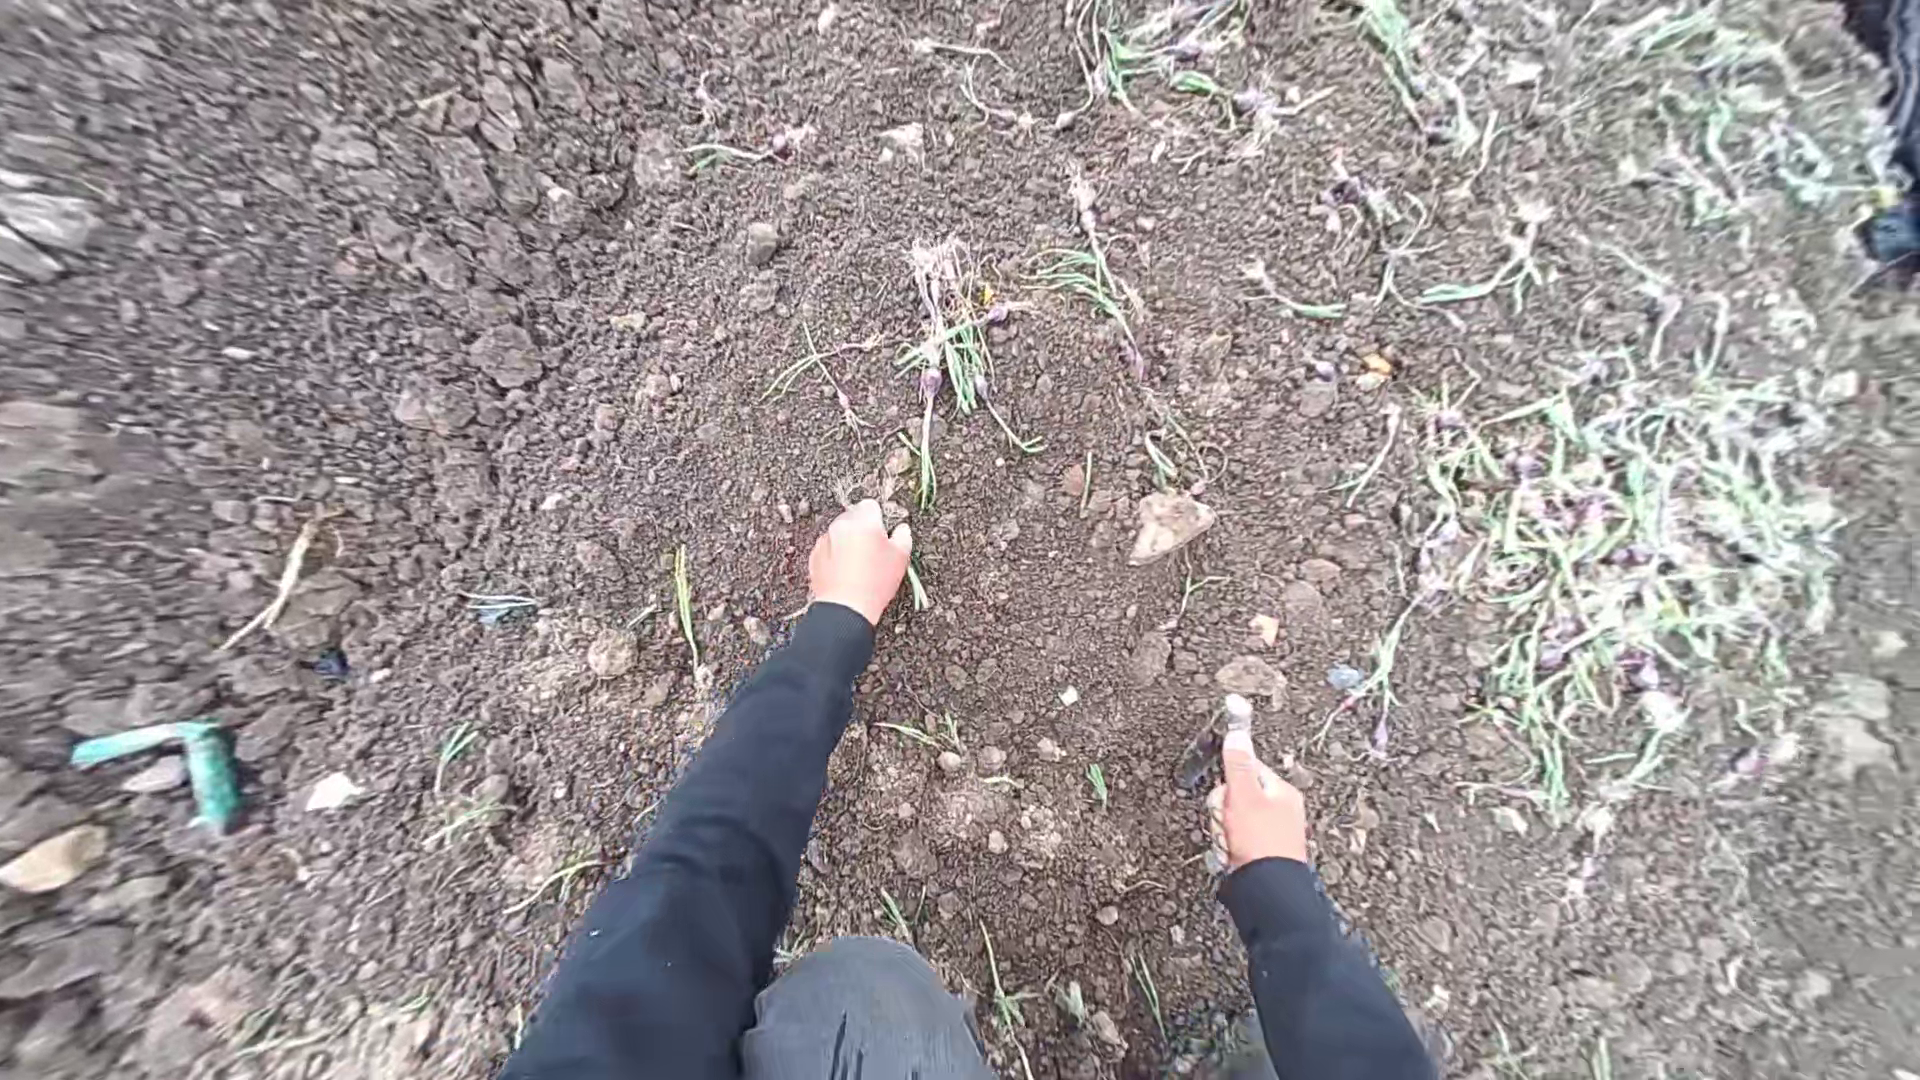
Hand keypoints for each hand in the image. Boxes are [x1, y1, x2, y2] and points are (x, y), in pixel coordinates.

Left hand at [808, 499, 911, 626]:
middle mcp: (842, 526)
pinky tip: (846, 571)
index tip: (882, 531)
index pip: (871, 505)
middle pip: (853, 517)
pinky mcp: (815, 556)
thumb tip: (902, 530)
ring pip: (840, 532)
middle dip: (862, 529)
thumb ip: (903, 536)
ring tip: (859, 565)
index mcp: (864, 522)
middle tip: (873, 551)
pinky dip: (835, 554)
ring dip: (848, 541)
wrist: (846, 608)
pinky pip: (828, 548)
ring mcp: (826, 540)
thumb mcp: (900, 558)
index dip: (879, 518)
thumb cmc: (874, 583)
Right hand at [1211, 729, 1308, 870]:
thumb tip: (1237, 733)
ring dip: (1223, 825)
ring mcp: (1270, 830)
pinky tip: (1231, 850)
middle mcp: (1280, 809)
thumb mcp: (1244, 795)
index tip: (1227, 792)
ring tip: (1230, 838)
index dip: (1230, 779)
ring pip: (1232, 814)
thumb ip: (1238, 764)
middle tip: (1229, 819)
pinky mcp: (1260, 848)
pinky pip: (1234, 834)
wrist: (1267, 891)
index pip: (1247, 767)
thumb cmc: (1260, 841)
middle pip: (1236, 792)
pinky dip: (1228, 841)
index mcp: (1283, 792)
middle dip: (1224, 806)